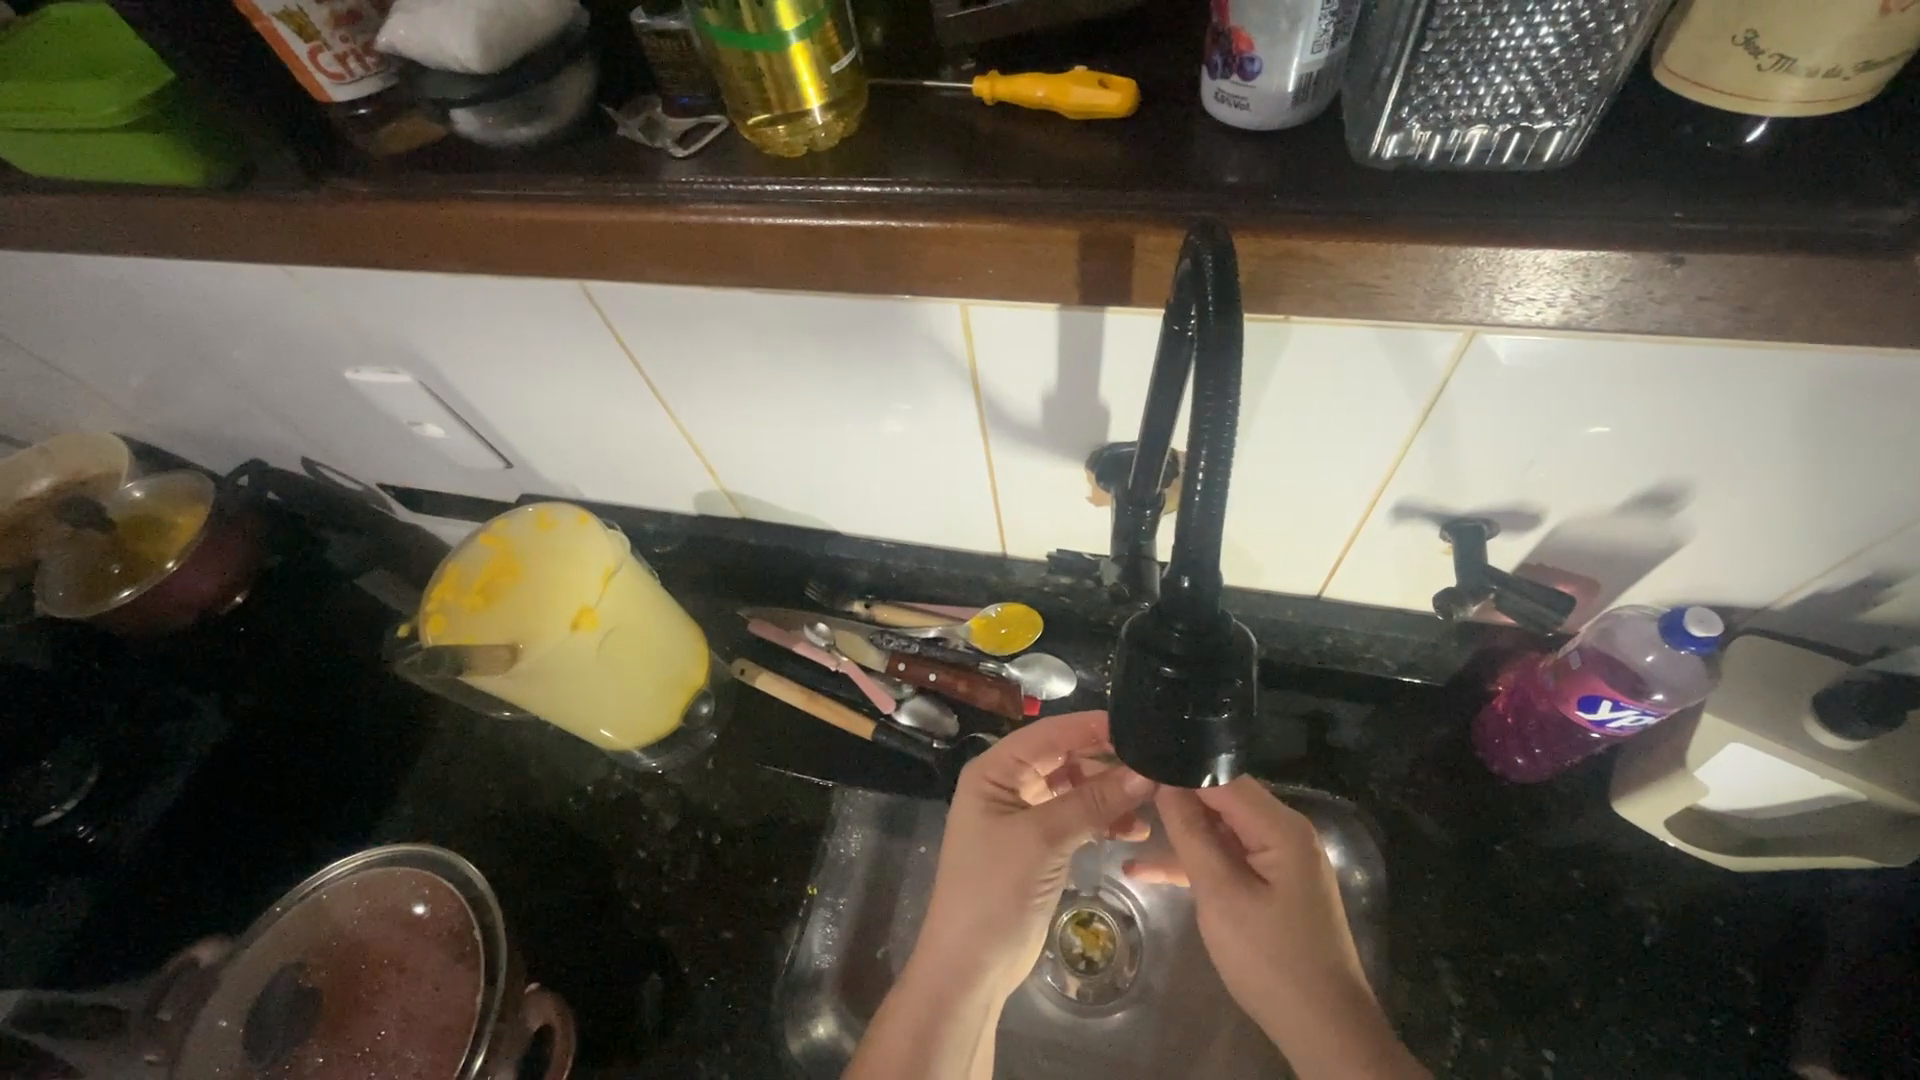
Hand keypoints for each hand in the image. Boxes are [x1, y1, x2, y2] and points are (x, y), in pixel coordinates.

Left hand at [912, 710, 1157, 1001]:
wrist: (971, 964)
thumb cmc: (995, 890)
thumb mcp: (1044, 839)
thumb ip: (1093, 802)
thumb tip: (1145, 773)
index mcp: (995, 770)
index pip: (1048, 734)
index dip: (1090, 727)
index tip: (1138, 726)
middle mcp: (1007, 785)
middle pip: (1063, 758)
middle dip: (1105, 762)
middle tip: (1154, 766)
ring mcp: (1023, 816)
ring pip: (1074, 789)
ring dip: (1108, 793)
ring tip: (1151, 802)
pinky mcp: (1039, 845)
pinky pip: (1076, 818)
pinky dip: (1102, 820)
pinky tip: (1134, 829)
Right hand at [1137, 778, 1428, 1079]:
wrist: (1324, 1031)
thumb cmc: (1271, 960)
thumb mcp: (1220, 894)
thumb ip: (1191, 833)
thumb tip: (1164, 781)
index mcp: (1280, 826)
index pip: (1221, 777)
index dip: (1177, 768)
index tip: (1133, 763)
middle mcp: (1285, 832)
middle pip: (1221, 798)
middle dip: (1174, 794)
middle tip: (1122, 787)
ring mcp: (1281, 858)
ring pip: (1220, 828)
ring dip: (1179, 831)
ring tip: (1125, 820)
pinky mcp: (1273, 883)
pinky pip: (1229, 858)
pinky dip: (1195, 862)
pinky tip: (1146, 868)